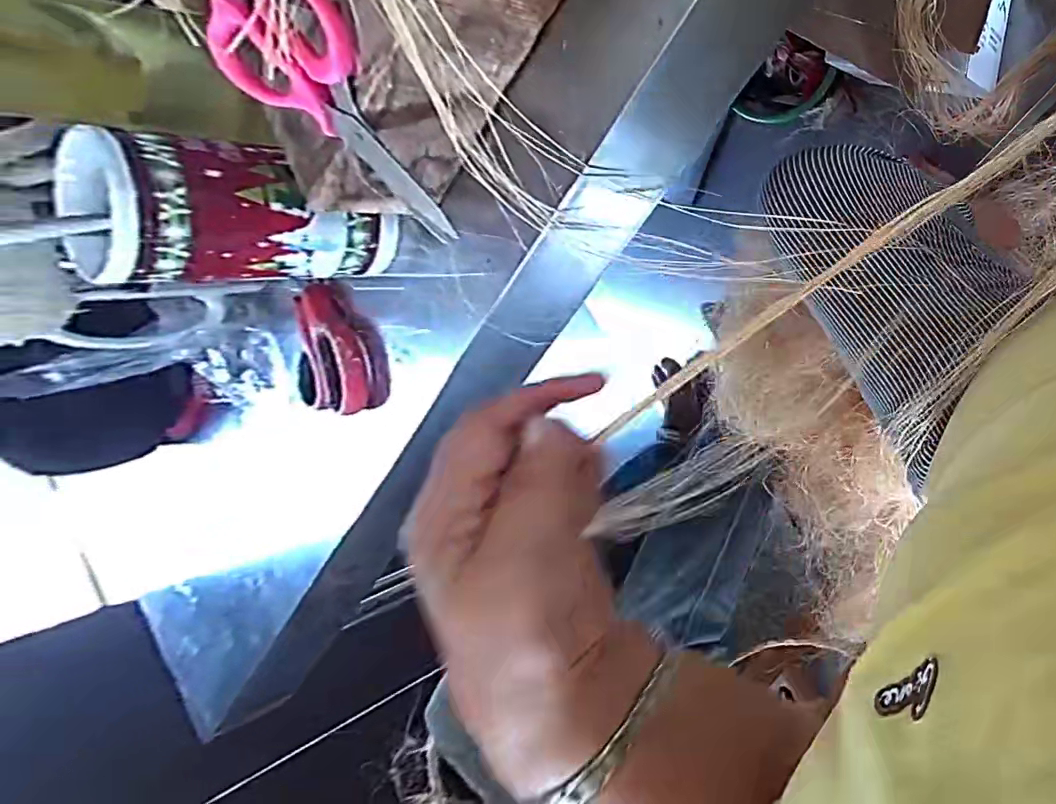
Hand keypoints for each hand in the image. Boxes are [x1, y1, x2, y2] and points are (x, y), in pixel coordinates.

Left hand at [407, 374, 655, 798]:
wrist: (560, 686)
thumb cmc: (527, 624)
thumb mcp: (527, 549)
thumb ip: (538, 479)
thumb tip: (550, 422)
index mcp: (444, 510)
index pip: (481, 428)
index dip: (535, 397)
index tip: (596, 385)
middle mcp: (469, 508)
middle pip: (511, 439)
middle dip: (557, 432)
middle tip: (595, 458)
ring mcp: (507, 519)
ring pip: (541, 457)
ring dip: (573, 457)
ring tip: (590, 494)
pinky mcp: (541, 530)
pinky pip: (561, 480)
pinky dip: (582, 475)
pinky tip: (591, 500)